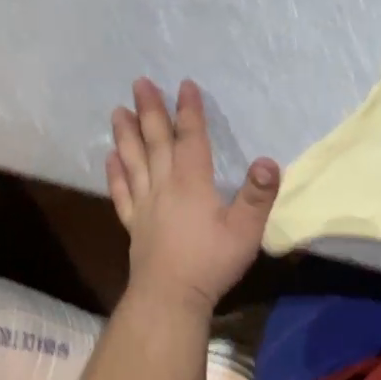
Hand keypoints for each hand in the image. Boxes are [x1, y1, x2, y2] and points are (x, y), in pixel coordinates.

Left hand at [106, 78, 279, 312]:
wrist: (170, 297)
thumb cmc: (211, 263)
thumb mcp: (245, 230)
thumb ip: (257, 196)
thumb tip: (269, 161)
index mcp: (192, 183)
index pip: (191, 139)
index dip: (189, 112)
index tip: (185, 85)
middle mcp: (164, 187)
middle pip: (156, 142)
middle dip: (150, 111)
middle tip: (140, 83)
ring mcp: (144, 205)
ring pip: (133, 161)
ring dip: (126, 134)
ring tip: (118, 111)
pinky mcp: (134, 224)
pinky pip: (121, 191)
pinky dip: (115, 172)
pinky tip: (111, 158)